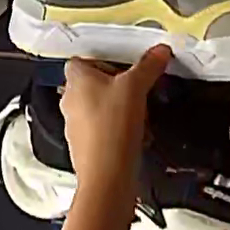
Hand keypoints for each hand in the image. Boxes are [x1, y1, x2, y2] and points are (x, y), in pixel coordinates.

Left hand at [59, 46, 171, 187]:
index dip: (104, 62)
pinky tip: (135, 137)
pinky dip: (117, 132)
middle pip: (93, 85)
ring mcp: (74, 125)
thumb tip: (159, 51)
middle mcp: (69, 100)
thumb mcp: (135, 88)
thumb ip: (148, 67)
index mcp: (75, 79)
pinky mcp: (83, 147)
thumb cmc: (111, 128)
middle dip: (117, 89)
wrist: (106, 178)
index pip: (83, 60)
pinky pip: (101, 131)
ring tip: (139, 117)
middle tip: (136, 92)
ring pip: (98, 109)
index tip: (124, 68)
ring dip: (118, 111)